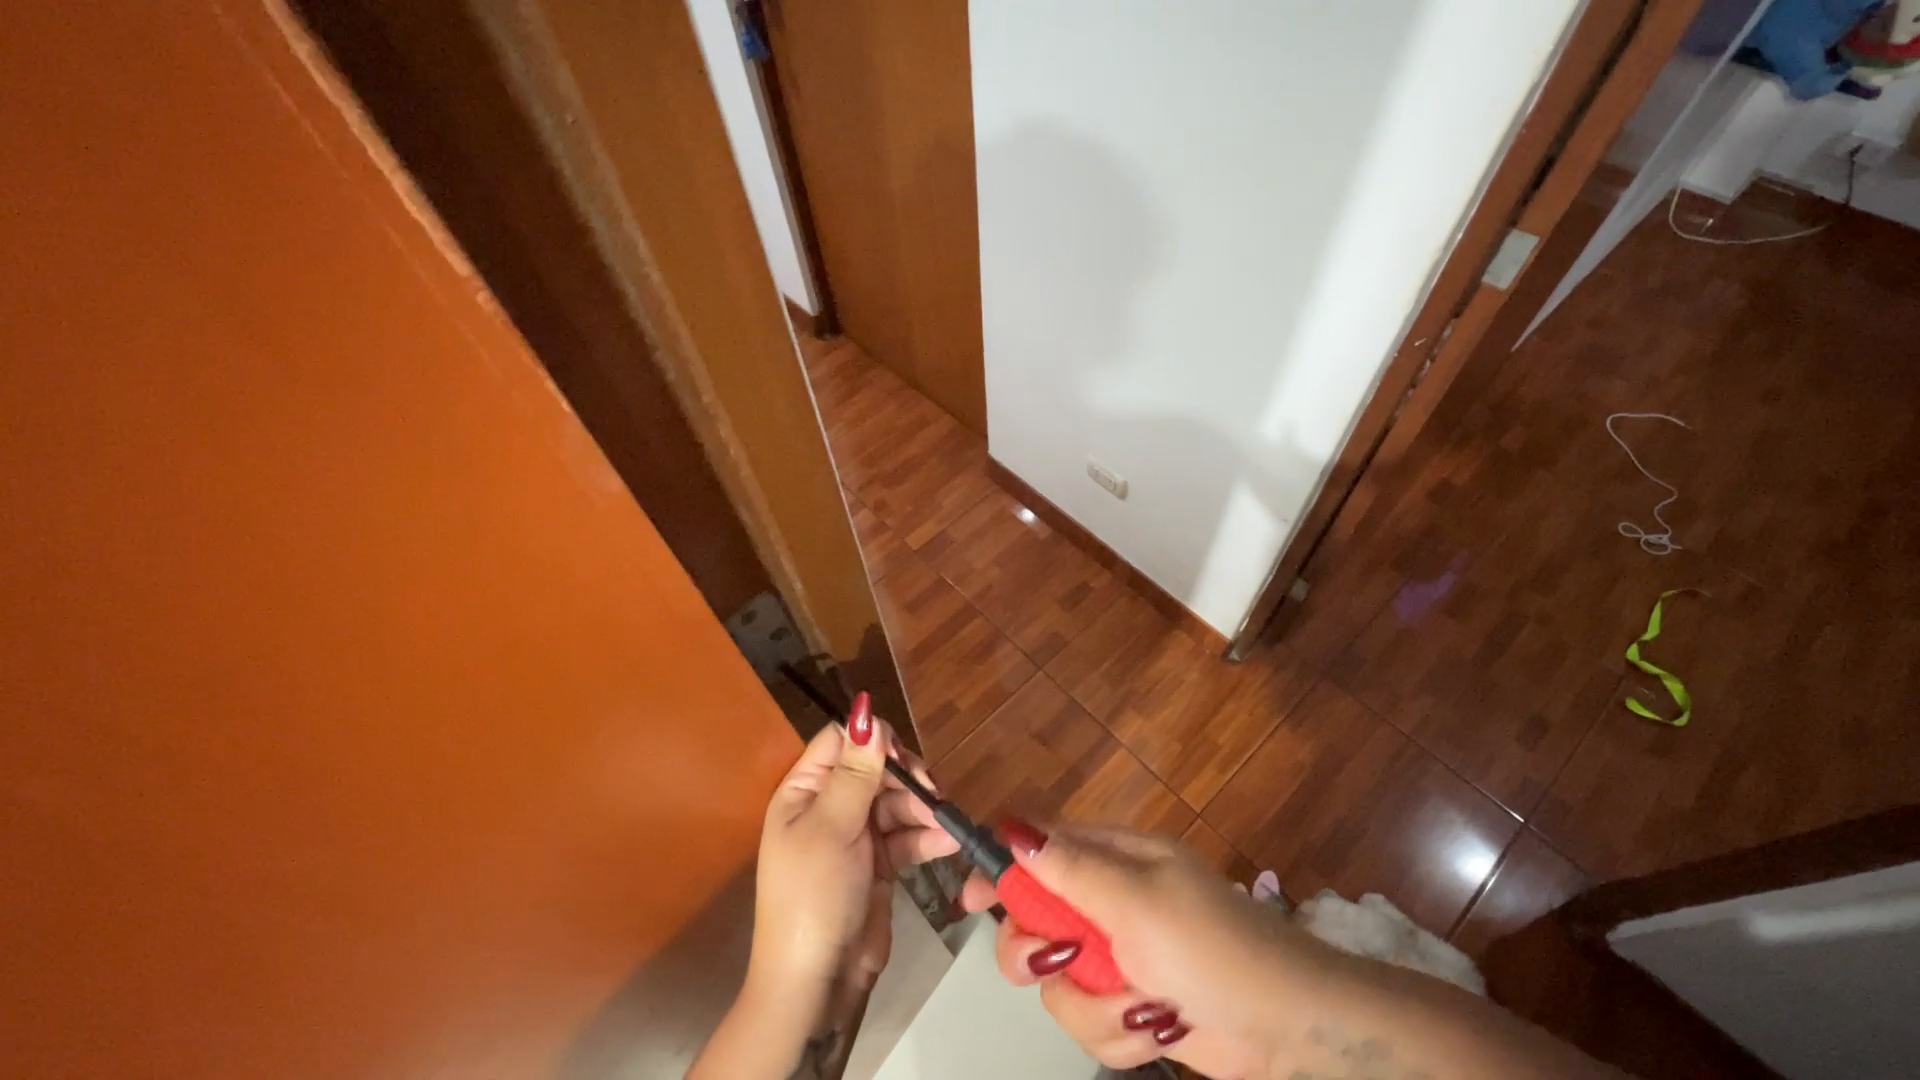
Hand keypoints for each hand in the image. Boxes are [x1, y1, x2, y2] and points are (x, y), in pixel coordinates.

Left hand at [748, 693, 957, 999]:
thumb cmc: (813, 894)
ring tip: (945, 827)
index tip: (904, 761)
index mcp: (804, 790)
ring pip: (897, 803)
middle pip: (876, 770)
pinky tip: (947, 844)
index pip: (843, 742)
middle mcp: (828, 806)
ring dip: (922, 811)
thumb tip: (865, 707)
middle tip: (932, 795)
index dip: (876, 743)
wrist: (817, 980)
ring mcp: (855, 836)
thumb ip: (857, 770)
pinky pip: (907, 837)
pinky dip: (926, 838)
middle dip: (906, 779)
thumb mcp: (833, 826)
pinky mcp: (879, 863)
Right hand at [962, 822, 1331, 1076]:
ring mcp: (1121, 957)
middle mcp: (1111, 903)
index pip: (1041, 847)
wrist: (1288, 1030)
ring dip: (1094, 1004)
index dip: (1001, 868)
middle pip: (1035, 920)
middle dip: (1042, 951)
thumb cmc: (1214, 950)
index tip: (971, 901)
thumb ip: (1070, 869)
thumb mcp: (1137, 901)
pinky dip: (1118, 1034)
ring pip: (1058, 981)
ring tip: (1142, 1007)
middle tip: (1061, 961)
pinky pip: (1089, 1021)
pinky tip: (1157, 1029)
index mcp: (1117, 859)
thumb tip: (1010, 827)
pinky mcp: (1132, 1007)